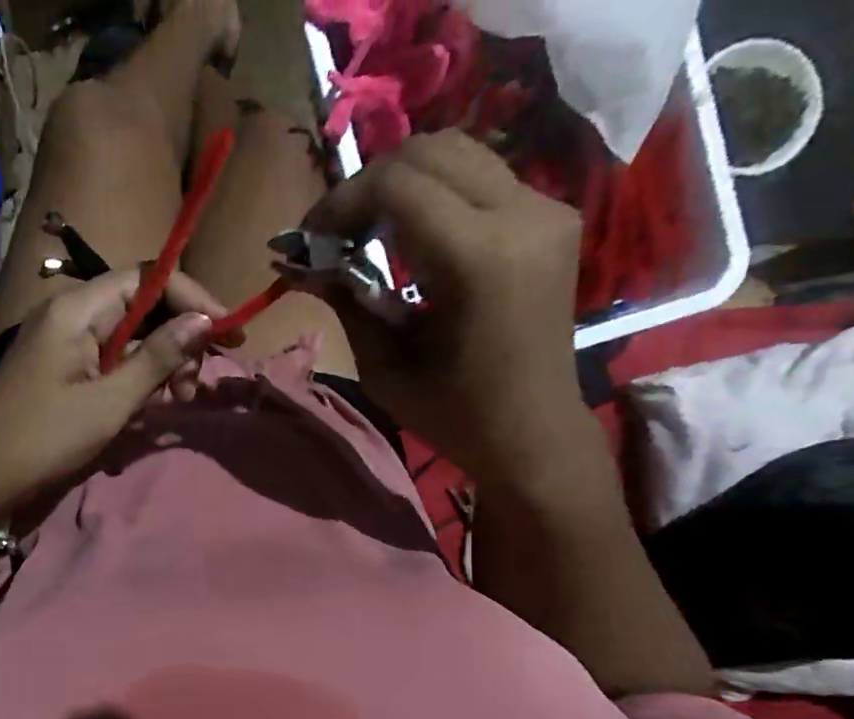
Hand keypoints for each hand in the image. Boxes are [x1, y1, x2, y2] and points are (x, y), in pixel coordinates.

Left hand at [0, 269, 225, 538]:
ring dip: (157, 369)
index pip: (147, 279)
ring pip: (129, 340)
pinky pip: (109, 362)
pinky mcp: (60, 369)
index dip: (193, 300)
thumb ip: (159, 358)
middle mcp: (68, 314)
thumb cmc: (46, 439)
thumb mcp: (111, 402)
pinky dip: (132, 383)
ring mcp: (62, 342)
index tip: (229, 333)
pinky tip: (140, 413)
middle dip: (176, 344)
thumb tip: (205, 322)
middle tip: (190, 390)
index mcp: (75, 309)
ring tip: (170, 407)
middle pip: (141, 309)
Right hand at [299, 130, 583, 478]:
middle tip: (336, 231)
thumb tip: (301, 262)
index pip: (396, 185)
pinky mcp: (552, 216)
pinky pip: (481, 177)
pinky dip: (436, 192)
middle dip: (367, 185)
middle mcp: (521, 216)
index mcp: (479, 260)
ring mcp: (545, 210)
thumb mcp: (384, 367)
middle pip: (428, 152)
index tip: (310, 237)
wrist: (532, 430)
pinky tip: (413, 234)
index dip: (342, 202)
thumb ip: (346, 301)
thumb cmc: (455, 413)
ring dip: (401, 182)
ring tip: (370, 229)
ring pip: (457, 153)